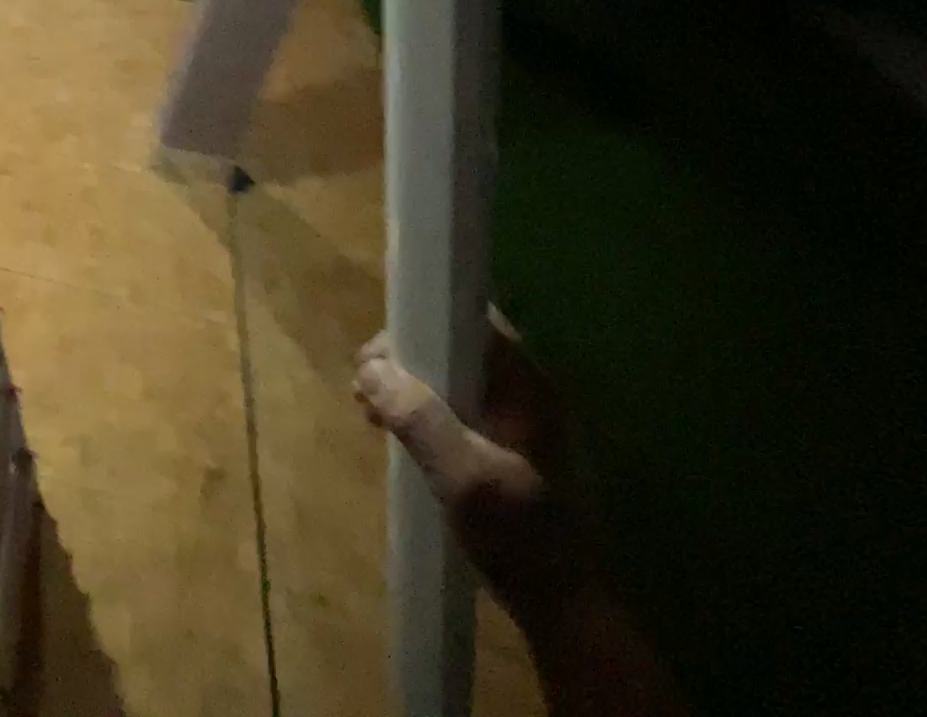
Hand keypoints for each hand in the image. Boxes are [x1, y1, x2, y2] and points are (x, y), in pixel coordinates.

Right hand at [353, 310, 596, 626]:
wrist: (563, 605)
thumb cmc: (519, 537)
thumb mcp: (464, 478)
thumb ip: (420, 419)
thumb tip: (372, 369)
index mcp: (526, 388)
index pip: (473, 321)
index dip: (419, 327)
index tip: (375, 360)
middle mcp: (522, 391)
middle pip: (452, 345)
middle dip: (400, 360)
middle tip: (363, 393)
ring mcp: (513, 417)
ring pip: (446, 375)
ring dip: (402, 386)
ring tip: (370, 414)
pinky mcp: (500, 442)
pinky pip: (449, 405)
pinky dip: (415, 410)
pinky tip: (393, 433)